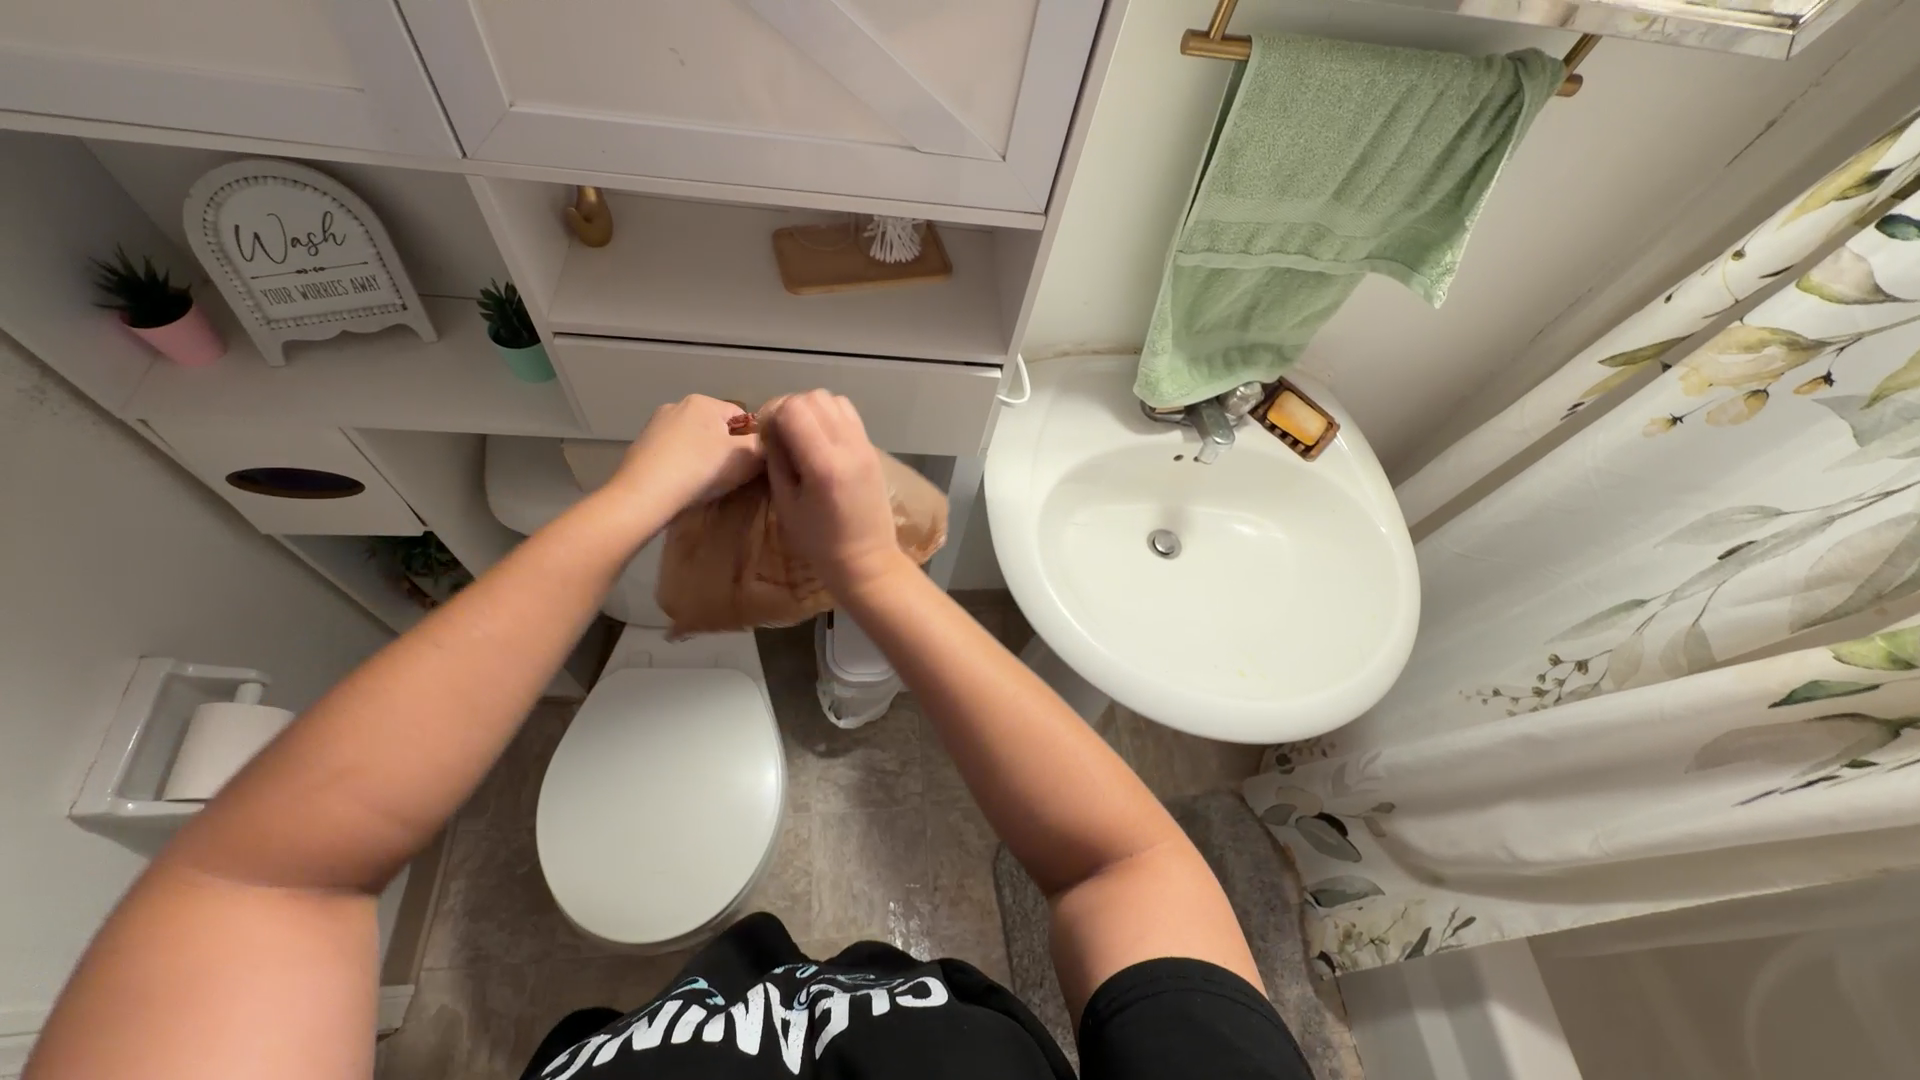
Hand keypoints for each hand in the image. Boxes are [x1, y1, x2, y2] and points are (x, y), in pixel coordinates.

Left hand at [612, 394, 763, 512]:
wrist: (644, 494)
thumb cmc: (701, 470)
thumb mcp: (747, 457)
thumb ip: (765, 445)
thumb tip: (770, 441)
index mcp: (704, 402)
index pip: (742, 416)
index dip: (751, 441)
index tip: (750, 465)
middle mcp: (678, 405)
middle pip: (716, 427)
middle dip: (725, 448)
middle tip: (730, 476)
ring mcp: (656, 425)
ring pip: (693, 440)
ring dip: (702, 457)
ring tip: (704, 482)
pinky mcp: (641, 445)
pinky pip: (673, 452)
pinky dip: (681, 464)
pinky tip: (682, 483)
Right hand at [763, 390, 907, 592]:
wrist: (867, 558)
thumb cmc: (819, 541)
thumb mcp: (786, 503)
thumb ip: (777, 459)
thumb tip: (770, 429)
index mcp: (824, 464)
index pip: (794, 408)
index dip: (773, 414)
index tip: (767, 436)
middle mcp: (848, 447)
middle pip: (813, 397)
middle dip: (790, 408)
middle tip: (781, 435)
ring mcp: (865, 445)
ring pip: (832, 399)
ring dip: (811, 409)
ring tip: (802, 436)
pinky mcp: (872, 448)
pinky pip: (848, 413)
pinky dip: (830, 416)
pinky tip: (821, 440)